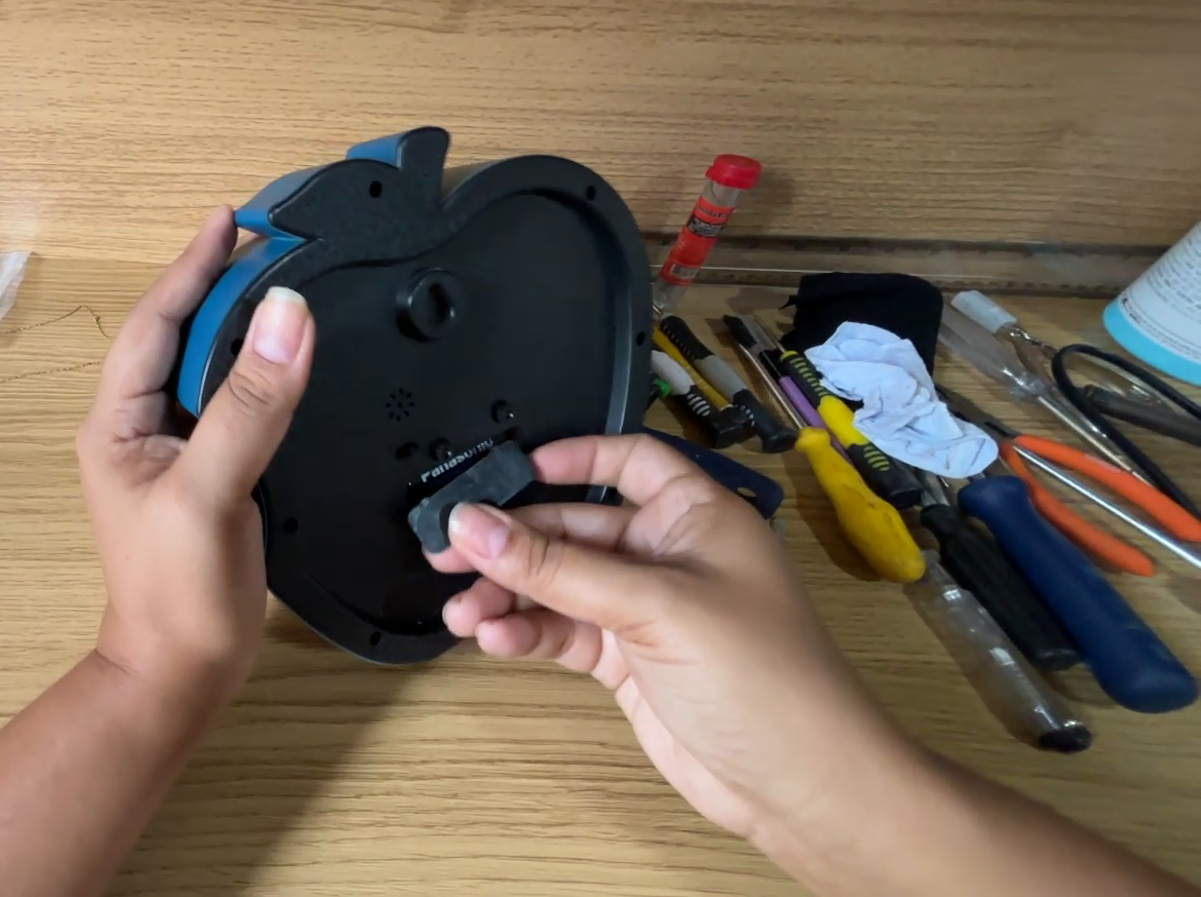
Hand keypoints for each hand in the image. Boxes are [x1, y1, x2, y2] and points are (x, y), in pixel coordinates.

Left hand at [77, 209, 314, 704]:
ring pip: (200, 362)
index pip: (154, 323)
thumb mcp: (210, 491)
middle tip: (266, 239)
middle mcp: (135, 421)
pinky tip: (277, 348)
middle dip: (215, 282)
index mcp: (116, 420)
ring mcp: (167, 444)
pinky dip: (251, 363)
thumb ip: (247, 405)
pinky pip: (224, 396)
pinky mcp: (201, 464)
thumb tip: (288, 314)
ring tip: (275, 276)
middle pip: (176, 333)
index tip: (229, 218)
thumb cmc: (180, 590)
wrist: (182, 669)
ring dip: (234, 318)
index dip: (191, 267)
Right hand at [428, 434, 924, 848]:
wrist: (807, 800)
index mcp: (691, 516)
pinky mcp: (620, 654)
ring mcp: (638, 606)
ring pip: (553, 582)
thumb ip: (552, 566)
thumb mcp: (649, 607)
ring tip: (461, 613)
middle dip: (508, 543)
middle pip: (568, 527)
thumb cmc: (761, 679)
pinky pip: (558, 628)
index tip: (512, 470)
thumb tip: (469, 524)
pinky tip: (495, 641)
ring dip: (505, 594)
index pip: (628, 460)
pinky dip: (524, 633)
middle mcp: (661, 553)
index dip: (573, 456)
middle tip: (448, 552)